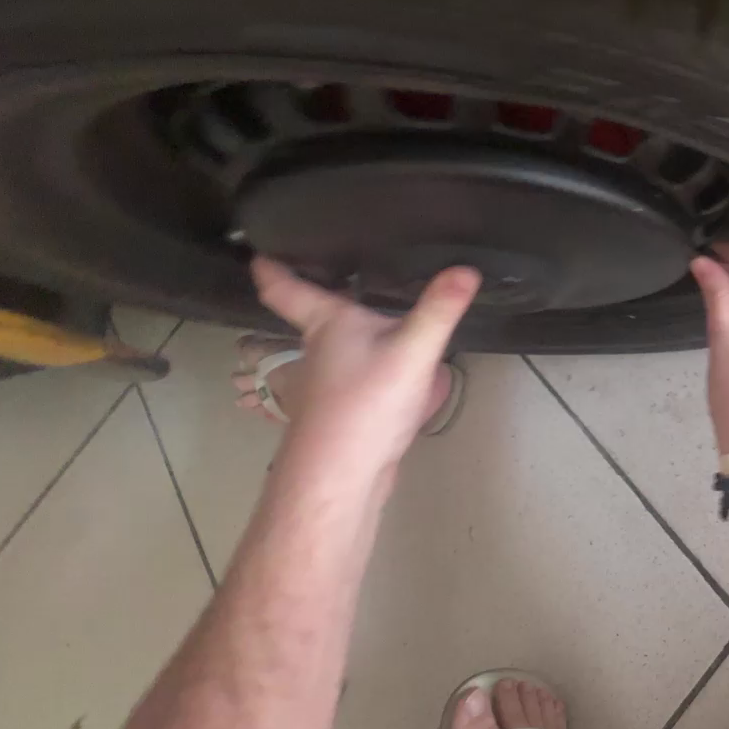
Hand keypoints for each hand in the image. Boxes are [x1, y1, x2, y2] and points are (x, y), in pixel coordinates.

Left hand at [249, 257, 479, 468]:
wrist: (339, 477)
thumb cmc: (365, 404)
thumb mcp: (414, 350)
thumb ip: (440, 309)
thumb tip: (468, 268)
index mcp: (326, 326)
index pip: (287, 289)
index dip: (273, 268)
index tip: (261, 251)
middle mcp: (317, 351)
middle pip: (310, 317)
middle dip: (317, 294)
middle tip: (334, 267)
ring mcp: (325, 384)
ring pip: (331, 348)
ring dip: (343, 332)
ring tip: (367, 312)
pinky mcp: (341, 411)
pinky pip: (350, 374)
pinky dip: (362, 362)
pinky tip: (386, 366)